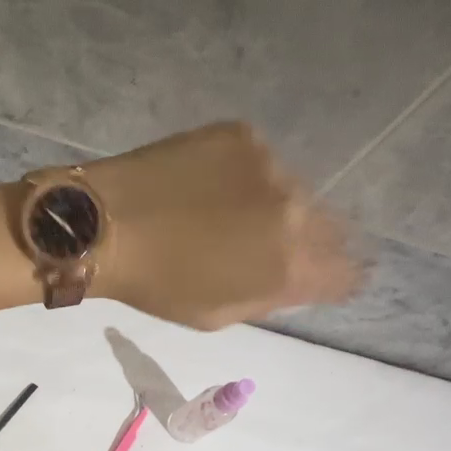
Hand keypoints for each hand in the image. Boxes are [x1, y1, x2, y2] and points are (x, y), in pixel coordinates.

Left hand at [85, 121, 361, 330]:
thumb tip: (298, 283)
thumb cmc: (156, 284)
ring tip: (228, 215)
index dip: (338, 277)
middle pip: (327, 227)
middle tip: (266, 246)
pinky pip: (259, 162)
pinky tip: (207, 187)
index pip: (344, 272)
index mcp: (289, 266)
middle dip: (309, 240)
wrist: (106, 224)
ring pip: (292, 189)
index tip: (326, 278)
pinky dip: (244, 176)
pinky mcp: (244, 136)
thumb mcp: (216, 315)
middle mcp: (295, 210)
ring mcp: (272, 166)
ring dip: (273, 205)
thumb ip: (268, 299)